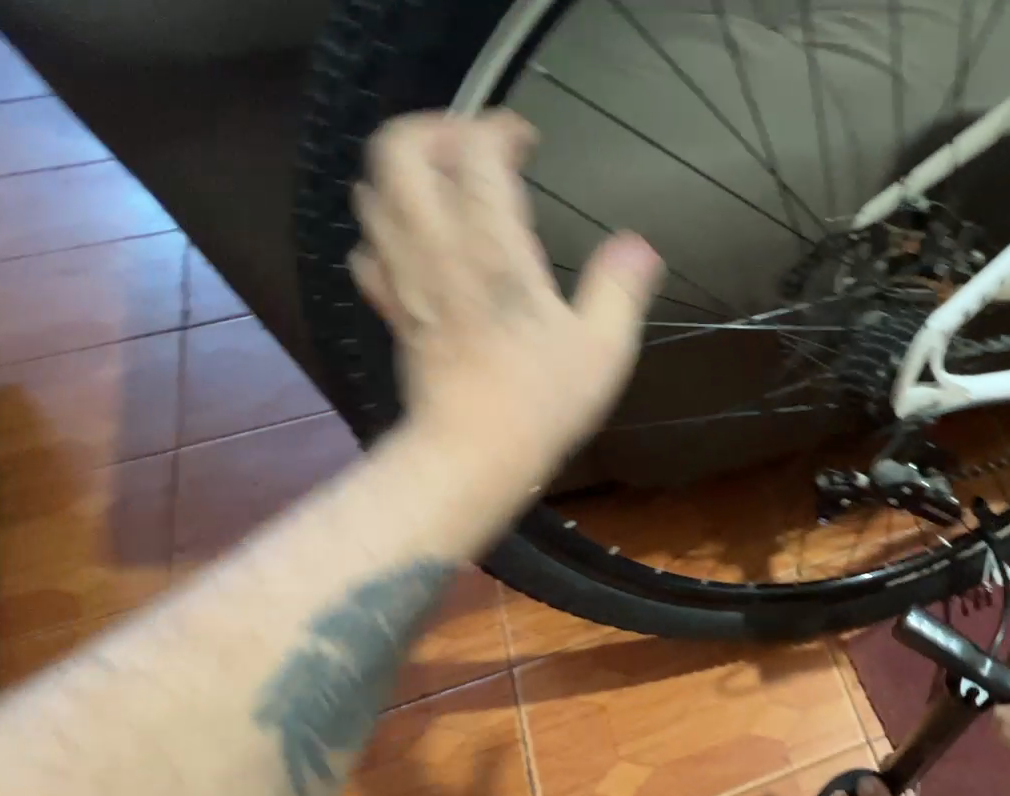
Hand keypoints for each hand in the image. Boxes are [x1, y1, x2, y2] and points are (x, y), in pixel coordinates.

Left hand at [350, 110, 663, 461]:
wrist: (475, 451)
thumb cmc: (544, 399)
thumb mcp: (604, 347)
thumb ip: (620, 288)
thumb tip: (640, 246)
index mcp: (495, 250)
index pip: (476, 154)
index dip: (498, 129)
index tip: (525, 139)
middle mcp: (439, 248)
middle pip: (398, 151)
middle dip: (433, 129)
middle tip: (473, 147)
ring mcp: (407, 277)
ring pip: (374, 191)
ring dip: (406, 173)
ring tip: (448, 186)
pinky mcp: (394, 308)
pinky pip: (369, 248)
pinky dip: (387, 230)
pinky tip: (419, 244)